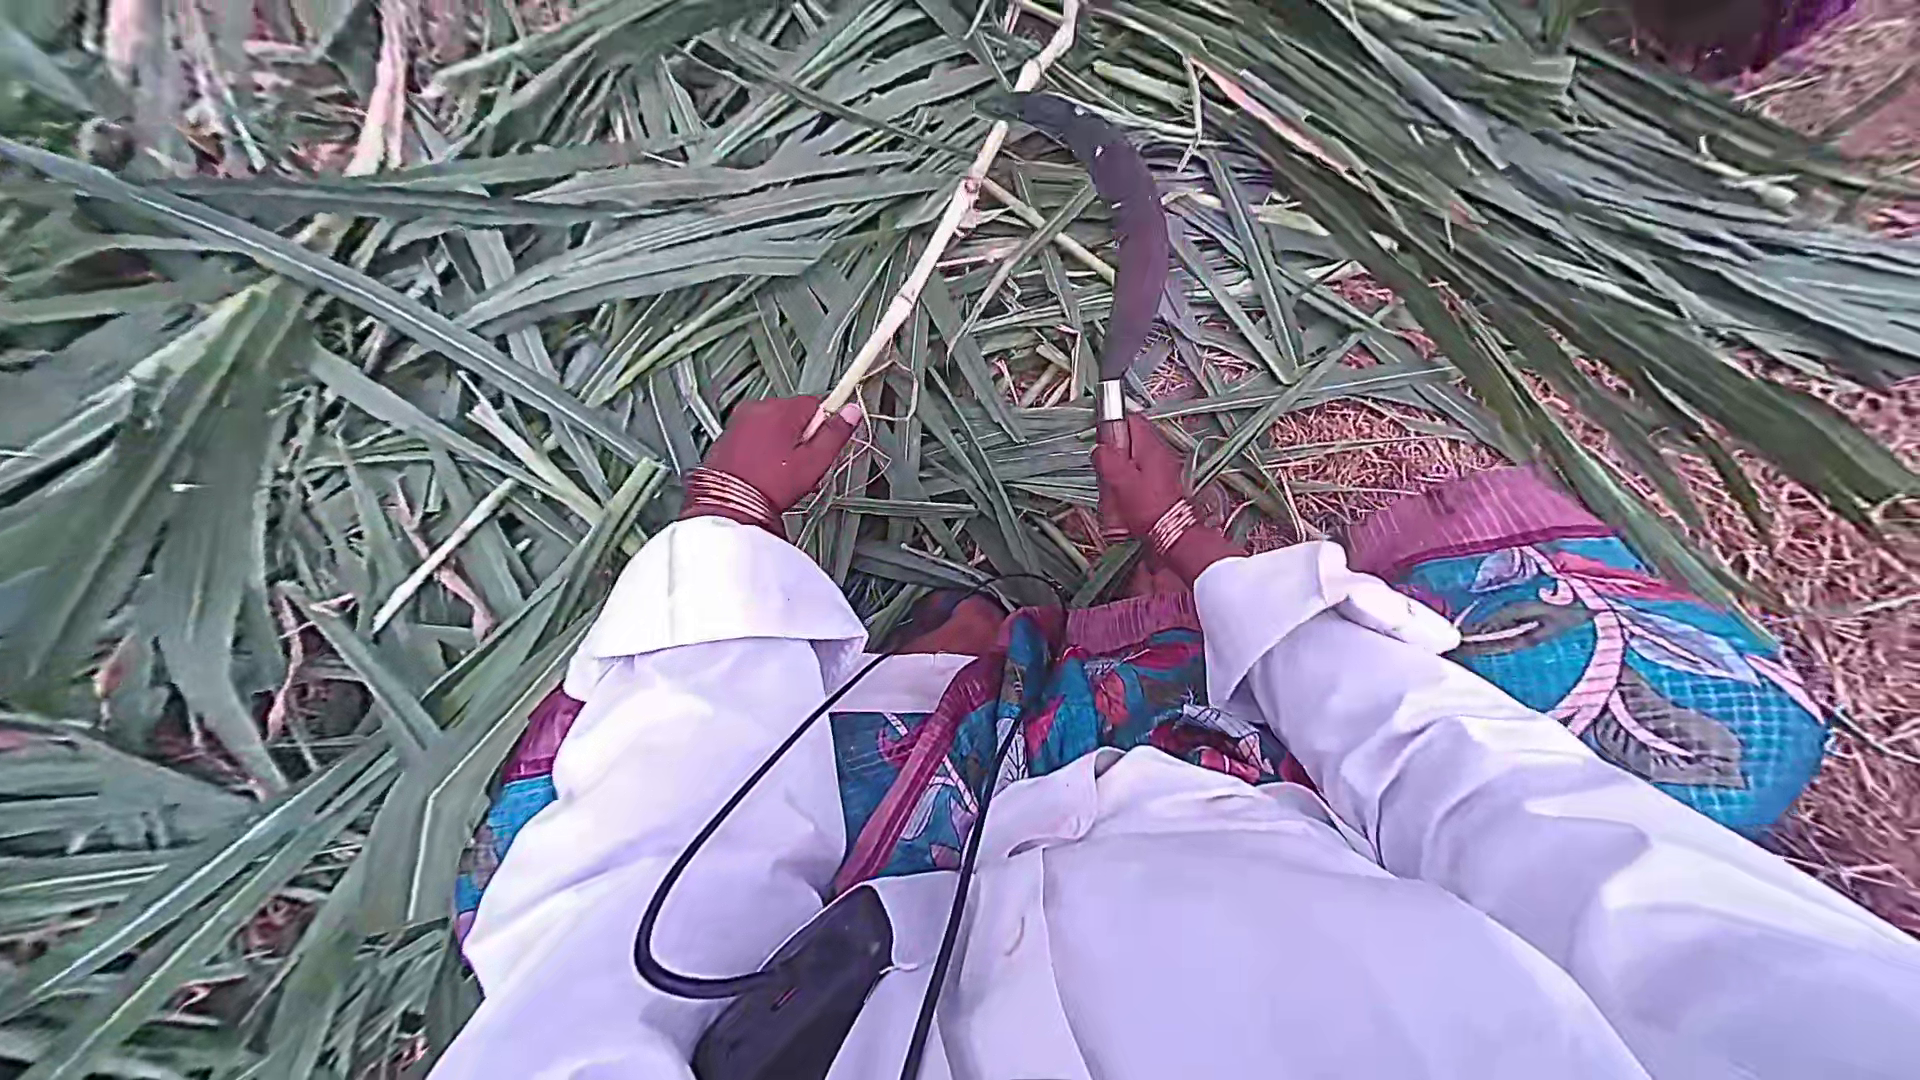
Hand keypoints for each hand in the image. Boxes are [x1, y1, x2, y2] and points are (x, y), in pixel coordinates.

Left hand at [687, 396, 862, 527]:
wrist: (730, 504)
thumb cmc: (771, 485)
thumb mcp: (814, 461)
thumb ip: (835, 433)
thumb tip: (852, 410)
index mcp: (781, 410)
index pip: (817, 402)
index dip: (825, 425)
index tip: (824, 445)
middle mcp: (758, 407)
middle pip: (795, 413)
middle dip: (805, 436)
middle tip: (804, 463)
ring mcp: (740, 420)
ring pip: (776, 424)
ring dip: (785, 442)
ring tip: (784, 470)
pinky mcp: (728, 435)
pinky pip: (756, 434)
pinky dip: (765, 448)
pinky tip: (767, 470)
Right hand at [1092, 413, 1242, 583]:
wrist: (1173, 536)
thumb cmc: (1148, 508)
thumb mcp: (1120, 480)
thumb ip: (1107, 459)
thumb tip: (1099, 448)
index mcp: (1150, 446)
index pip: (1131, 420)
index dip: (1113, 424)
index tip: (1100, 440)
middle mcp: (1160, 454)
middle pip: (1130, 442)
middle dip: (1114, 454)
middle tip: (1105, 471)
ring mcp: (1162, 470)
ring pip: (1133, 461)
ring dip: (1119, 472)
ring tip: (1114, 490)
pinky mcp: (1161, 486)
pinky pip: (1138, 478)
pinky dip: (1127, 486)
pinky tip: (1124, 501)